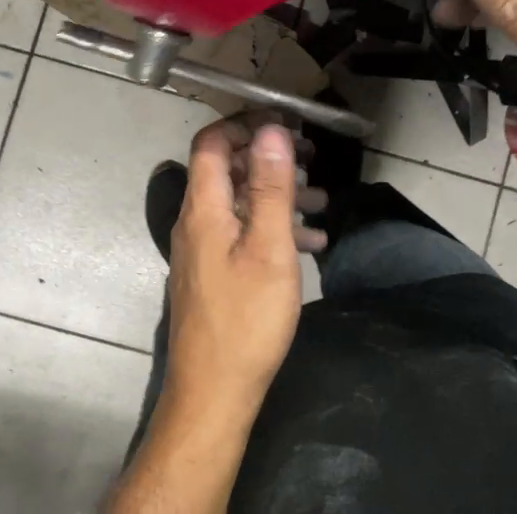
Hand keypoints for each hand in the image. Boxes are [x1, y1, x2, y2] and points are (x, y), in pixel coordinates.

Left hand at [162, 118, 312, 414]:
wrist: (214, 393)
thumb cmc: (247, 319)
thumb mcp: (269, 247)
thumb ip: (270, 186)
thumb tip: (271, 131)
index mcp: (204, 208)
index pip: (211, 143)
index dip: (244, 124)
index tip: (284, 124)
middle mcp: (196, 221)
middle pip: (227, 170)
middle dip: (268, 157)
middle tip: (310, 156)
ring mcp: (202, 249)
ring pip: (239, 203)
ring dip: (277, 193)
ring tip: (320, 198)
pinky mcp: (213, 274)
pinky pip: (242, 234)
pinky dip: (272, 227)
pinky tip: (310, 241)